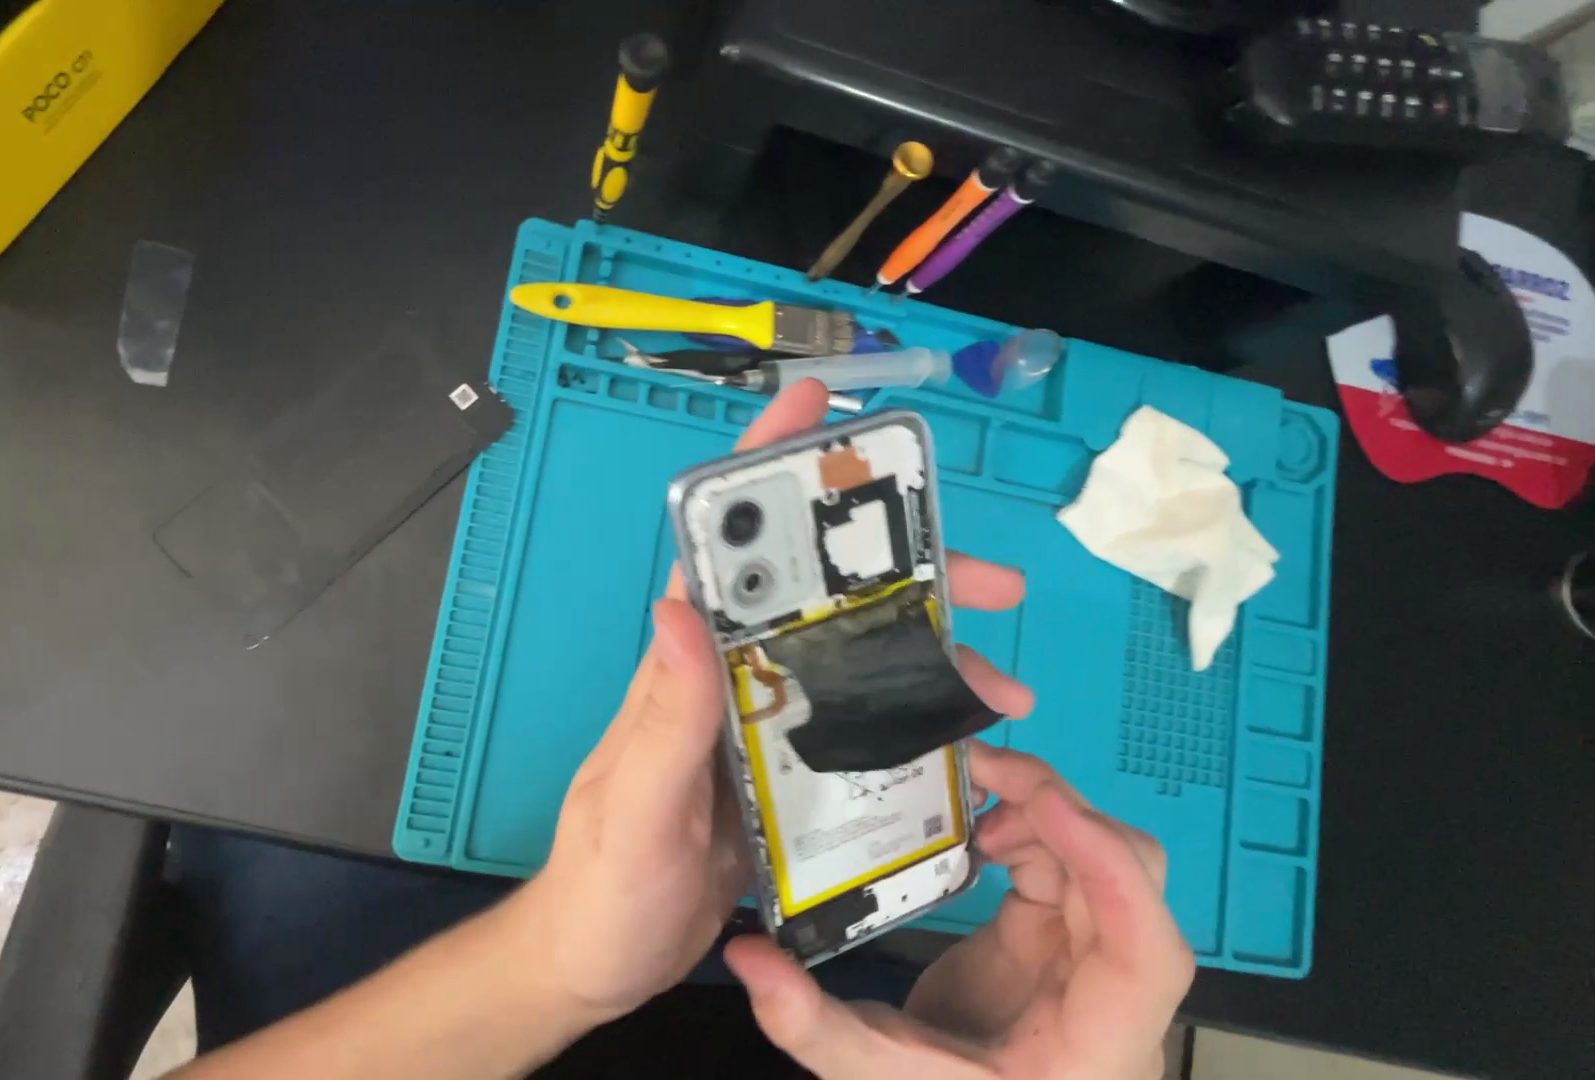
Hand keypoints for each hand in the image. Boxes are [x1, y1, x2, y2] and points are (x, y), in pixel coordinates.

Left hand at [517, 379, 1034, 1023]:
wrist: (606, 954)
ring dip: (923, 650)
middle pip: (813, 596)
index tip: (816, 409)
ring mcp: (762, 722)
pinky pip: (857, 721)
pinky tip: (961, 731)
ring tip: (996, 677)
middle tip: (985, 576)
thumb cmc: (608, 879)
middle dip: (895, 569)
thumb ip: (662, 712)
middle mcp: (728, 677)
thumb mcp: (636, 802)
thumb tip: (678, 602)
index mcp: (685, 664)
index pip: (722, 551)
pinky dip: (913, 715)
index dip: (762, 471)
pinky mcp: (787, 770)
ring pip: (850, 656)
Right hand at [725, 742, 1193, 1079]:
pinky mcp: (1056, 944)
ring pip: (1101, 864)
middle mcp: (1113, 996)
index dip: (1107, 869)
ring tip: (969, 796)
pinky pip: (1061, 869)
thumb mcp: (876, 1075)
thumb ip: (811, 1025)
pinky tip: (973, 833)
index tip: (1042, 803)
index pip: (1145, 950)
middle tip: (979, 774)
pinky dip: (1025, 832)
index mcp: (1099, 1043)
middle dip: (1062, 813)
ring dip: (1042, 813)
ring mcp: (1086, 963)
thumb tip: (743, 954)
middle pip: (1133, 885)